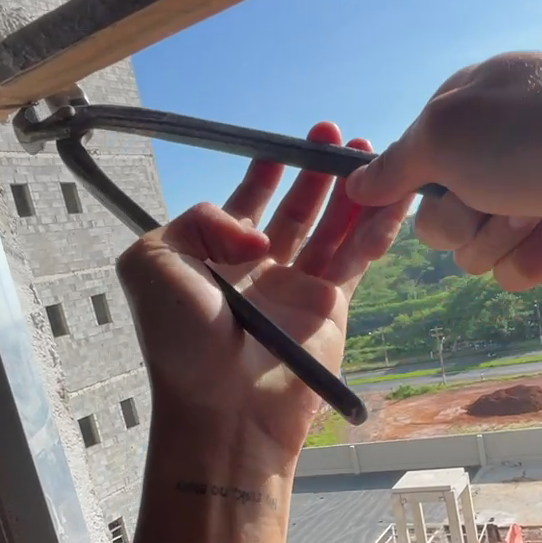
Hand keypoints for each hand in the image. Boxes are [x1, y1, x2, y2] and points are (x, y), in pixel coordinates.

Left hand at [116, 123, 412, 463]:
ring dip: (349, 194)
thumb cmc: (181, 342)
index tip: (280, 146)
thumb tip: (253, 230)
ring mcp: (296, 291)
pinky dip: (374, 228)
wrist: (224, 407)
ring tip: (368, 153)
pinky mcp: (331, 309)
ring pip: (331, 231)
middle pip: (294, 212)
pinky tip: (389, 198)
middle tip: (333, 135)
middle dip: (313, 173)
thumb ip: (192, 222)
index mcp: (214, 261)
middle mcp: (257, 273)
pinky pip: (357, 260)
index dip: (264, 175)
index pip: (245, 208)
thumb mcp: (152, 265)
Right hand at [345, 53, 541, 290]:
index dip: (402, 191)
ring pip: (471, 250)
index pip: (408, 165)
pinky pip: (509, 270)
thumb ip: (394, 164)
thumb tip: (354, 184)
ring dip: (500, 238)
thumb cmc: (540, 135)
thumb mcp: (446, 133)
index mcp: (465, 113)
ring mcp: (523, 195)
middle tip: (494, 196)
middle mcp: (492, 154)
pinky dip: (530, 258)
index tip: (393, 208)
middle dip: (461, 220)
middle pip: (434, 220)